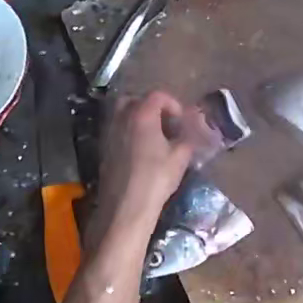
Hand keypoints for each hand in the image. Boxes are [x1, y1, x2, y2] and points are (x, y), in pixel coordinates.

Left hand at [91, 91, 200, 243]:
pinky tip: (141, 152)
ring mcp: (109, 133)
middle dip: (151, 107)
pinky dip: (129, 133)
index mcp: (141, 115)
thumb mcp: (180, 157)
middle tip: (166, 125)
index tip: (182, 121)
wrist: (126, 207)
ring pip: (122, 115)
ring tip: (155, 138)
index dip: (173, 104)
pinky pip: (117, 131)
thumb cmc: (156, 178)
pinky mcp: (104, 149)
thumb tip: (197, 125)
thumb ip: (189, 136)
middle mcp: (121, 118)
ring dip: (139, 120)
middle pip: (134, 100)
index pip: (157, 96)